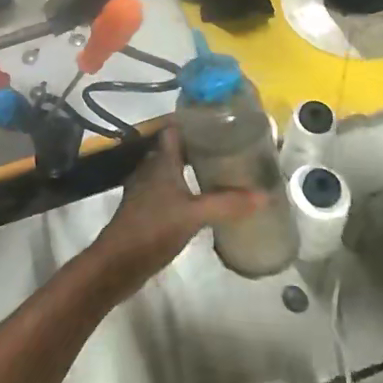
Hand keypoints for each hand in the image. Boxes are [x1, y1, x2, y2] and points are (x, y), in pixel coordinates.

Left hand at [83, 124, 265, 303]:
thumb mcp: (194, 215)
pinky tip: (204, 201)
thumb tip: (264, 195)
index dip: (193, 122)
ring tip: (222, 171)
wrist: (118, 262)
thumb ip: (227, 203)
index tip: (218, 120)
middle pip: (175, 150)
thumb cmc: (153, 228)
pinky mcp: (147, 210)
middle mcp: (151, 170)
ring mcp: (146, 190)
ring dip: (192, 169)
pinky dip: (186, 190)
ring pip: (172, 171)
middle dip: (199, 147)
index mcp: (160, 162)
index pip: (174, 130)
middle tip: (229, 147)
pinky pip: (170, 191)